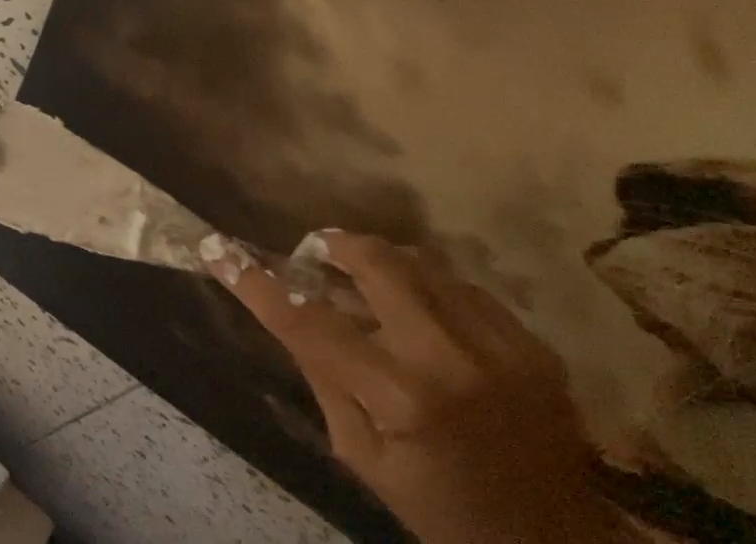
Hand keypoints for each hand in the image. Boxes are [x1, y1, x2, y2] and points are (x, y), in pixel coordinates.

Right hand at [204, 231, 629, 543]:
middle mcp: (453, 359)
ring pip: (426, 265)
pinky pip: (469, 290)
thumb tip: (290, 312)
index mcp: (400, 396)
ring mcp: (503, 348)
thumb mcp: (361, 454)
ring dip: (384, 262)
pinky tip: (421, 309)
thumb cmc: (438, 509)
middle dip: (335, 246)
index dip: (256, 282)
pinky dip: (432, 288)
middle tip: (314, 252)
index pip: (308, 321)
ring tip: (363, 275)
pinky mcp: (537, 349)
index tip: (218, 248)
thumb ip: (326, 377)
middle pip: (379, 265)